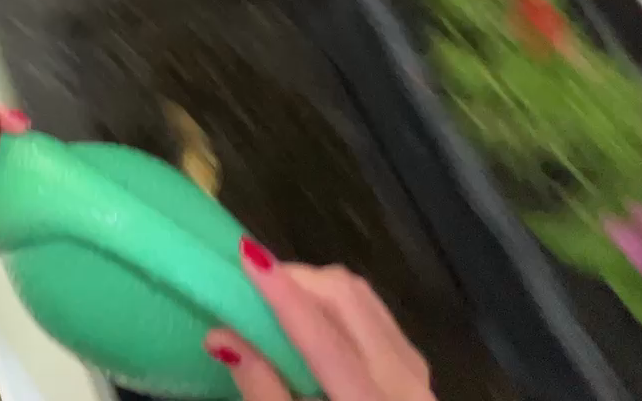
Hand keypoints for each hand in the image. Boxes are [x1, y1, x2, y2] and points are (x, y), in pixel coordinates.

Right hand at [204, 242, 433, 400]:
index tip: (245, 254)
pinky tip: (312, 324)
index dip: (282, 293)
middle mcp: (405, 386)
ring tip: (276, 302)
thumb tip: (221, 335)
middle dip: (297, 279)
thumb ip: (263, 395)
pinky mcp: (420, 376)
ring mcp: (420, 379)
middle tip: (253, 285)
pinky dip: (337, 304)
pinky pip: (375, 315)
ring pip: (363, 299)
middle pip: (348, 298)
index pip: (323, 338)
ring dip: (315, 288)